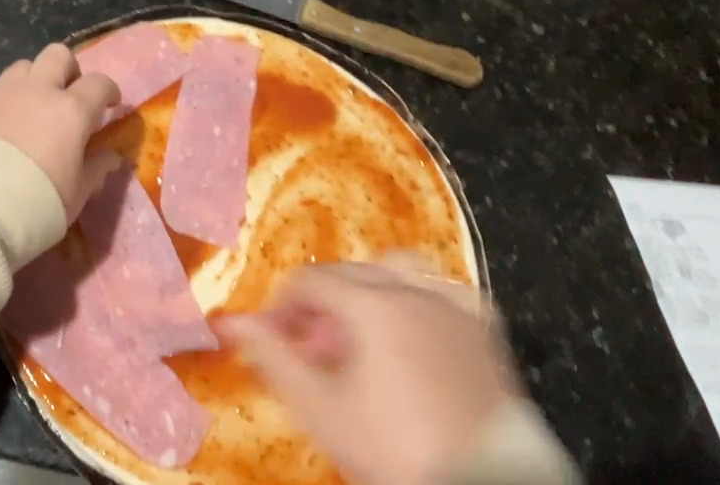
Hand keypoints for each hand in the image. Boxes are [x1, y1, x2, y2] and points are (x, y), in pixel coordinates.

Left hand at [0, 44, 120, 219]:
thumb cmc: (40, 200)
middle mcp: (39, 90)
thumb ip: (97, 168)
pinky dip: (5, 95)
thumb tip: (112, 157)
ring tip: (33, 105)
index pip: (99, 83)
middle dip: (68, 70)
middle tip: (68, 94)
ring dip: (34, 80)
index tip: (110, 105)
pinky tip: (4, 116)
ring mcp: (5, 91)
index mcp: (72, 109)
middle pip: (58, 55)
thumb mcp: (79, 191)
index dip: (108, 91)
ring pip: (24, 65)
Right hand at [217, 256, 516, 484]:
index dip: (282, 305)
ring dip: (369, 292)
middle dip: (321, 302)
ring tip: (360, 333)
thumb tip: (234, 322)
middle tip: (309, 346)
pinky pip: (445, 293)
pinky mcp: (485, 332)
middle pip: (350, 273)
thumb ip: (274, 357)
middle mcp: (412, 290)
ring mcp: (453, 307)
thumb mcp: (321, 409)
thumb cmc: (393, 448)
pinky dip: (421, 300)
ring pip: (399, 272)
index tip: (272, 336)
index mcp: (371, 303)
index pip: (310, 281)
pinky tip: (414, 330)